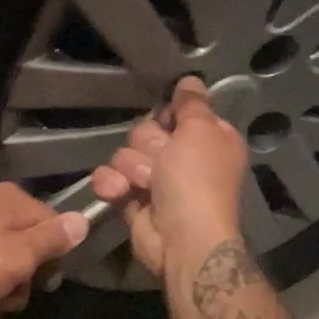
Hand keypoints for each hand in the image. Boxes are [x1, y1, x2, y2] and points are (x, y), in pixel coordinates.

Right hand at [90, 75, 248, 277]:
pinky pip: (110, 178)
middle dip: (148, 146)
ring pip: (124, 153)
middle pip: (146, 131)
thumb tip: (190, 80)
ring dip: (131, 167)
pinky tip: (120, 192)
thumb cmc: (197, 181)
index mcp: (208, 139)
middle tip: (162, 163)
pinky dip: (113, 184)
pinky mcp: (132, 199)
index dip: (170, 117)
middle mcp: (183, 158)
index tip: (171, 125)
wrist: (182, 239)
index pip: (179, 112)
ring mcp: (156, 180)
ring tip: (145, 184)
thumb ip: (192, 103)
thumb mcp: (201, 131)